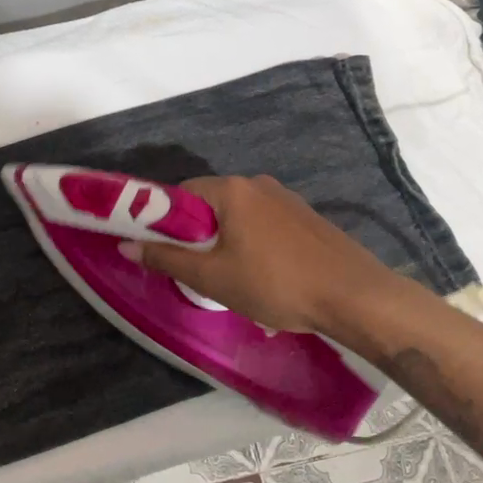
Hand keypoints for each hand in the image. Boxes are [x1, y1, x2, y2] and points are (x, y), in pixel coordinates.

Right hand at [121, 175, 392, 333]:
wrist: (357, 298)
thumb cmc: (276, 284)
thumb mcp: (212, 278)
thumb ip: (166, 258)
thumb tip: (125, 245)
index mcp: (230, 189)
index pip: (180, 194)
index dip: (165, 221)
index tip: (166, 251)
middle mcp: (256, 183)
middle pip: (209, 203)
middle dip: (198, 234)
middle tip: (198, 269)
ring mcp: (287, 198)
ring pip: (238, 215)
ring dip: (227, 240)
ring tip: (234, 277)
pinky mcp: (308, 217)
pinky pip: (265, 223)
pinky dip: (254, 243)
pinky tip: (266, 275)